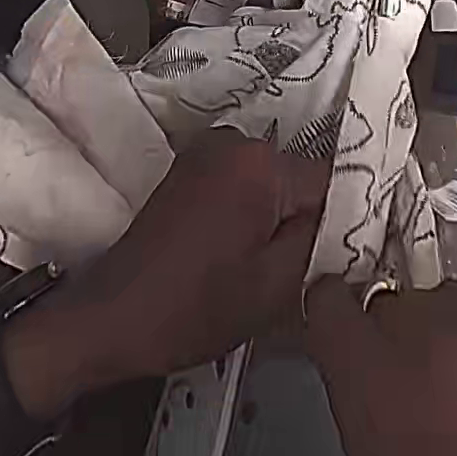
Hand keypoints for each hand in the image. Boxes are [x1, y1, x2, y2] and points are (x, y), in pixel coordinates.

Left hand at [3, 135, 326, 416]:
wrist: (113, 315)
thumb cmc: (195, 306)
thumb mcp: (276, 285)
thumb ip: (320, 240)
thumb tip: (344, 217)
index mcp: (260, 164)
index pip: (328, 181)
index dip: (337, 220)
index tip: (333, 254)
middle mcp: (236, 140)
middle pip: (298, 178)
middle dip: (304, 217)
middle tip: (293, 264)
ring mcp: (209, 148)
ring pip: (272, 180)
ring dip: (276, 213)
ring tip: (259, 258)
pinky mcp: (191, 164)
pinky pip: (243, 179)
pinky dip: (249, 206)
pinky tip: (236, 244)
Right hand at [305, 278, 456, 455]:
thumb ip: (364, 400)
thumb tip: (368, 387)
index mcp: (370, 377)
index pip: (332, 303)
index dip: (333, 307)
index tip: (337, 309)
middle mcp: (428, 342)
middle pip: (399, 299)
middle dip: (400, 327)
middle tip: (409, 373)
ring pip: (455, 300)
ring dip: (452, 331)